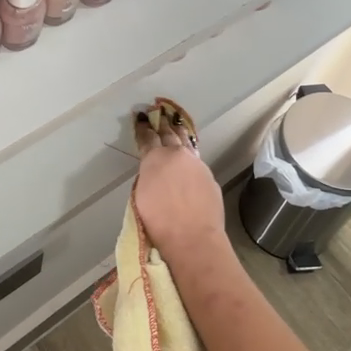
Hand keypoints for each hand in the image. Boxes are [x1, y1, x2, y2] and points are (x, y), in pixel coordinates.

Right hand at [131, 100, 229, 269]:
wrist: (193, 238)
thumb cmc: (158, 222)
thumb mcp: (140, 197)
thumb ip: (147, 178)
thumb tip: (154, 174)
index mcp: (155, 159)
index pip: (147, 138)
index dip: (143, 128)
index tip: (142, 117)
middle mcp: (177, 156)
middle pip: (170, 135)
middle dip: (163, 123)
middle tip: (160, 111)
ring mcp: (197, 165)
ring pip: (187, 144)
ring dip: (180, 135)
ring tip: (177, 125)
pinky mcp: (210, 178)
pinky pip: (198, 163)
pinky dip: (191, 158)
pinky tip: (190, 160)